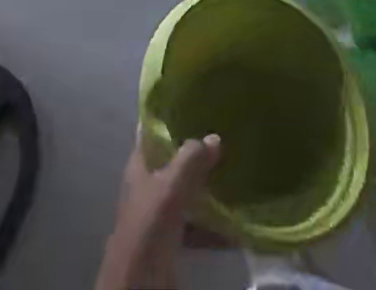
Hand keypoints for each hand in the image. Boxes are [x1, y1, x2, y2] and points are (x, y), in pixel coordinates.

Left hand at [93, 132, 222, 289]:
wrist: (140, 280)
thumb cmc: (149, 224)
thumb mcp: (169, 187)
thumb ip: (190, 161)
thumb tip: (214, 137)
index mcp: (139, 165)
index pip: (150, 132)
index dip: (165, 117)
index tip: (190, 103)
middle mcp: (147, 185)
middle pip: (171, 162)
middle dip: (194, 153)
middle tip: (222, 139)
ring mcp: (159, 213)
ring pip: (186, 193)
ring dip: (206, 189)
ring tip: (235, 177)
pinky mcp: (171, 239)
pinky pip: (196, 226)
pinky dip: (214, 226)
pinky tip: (237, 225)